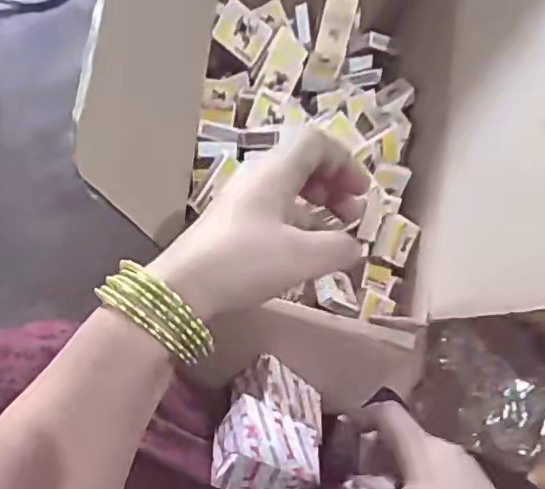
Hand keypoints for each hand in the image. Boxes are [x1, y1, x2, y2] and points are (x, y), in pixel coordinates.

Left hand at [147, 129, 370, 319]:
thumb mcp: (302, 257)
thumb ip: (337, 249)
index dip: (346, 163)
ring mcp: (238, 204)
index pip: (317, 143)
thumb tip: (354, 248)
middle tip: (349, 217)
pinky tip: (297, 255)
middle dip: (332, 187)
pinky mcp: (226, 230)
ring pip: (285, 194)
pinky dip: (292, 228)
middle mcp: (255, 179)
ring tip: (328, 240)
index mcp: (274, 169)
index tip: (362, 195)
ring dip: (313, 211)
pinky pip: (269, 217)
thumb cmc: (245, 263)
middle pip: (301, 166)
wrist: (182, 290)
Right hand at [297, 398, 543, 488]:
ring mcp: (462, 469)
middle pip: (397, 439)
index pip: (386, 412)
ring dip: (384, 475)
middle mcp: (444, 449)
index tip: (335, 435)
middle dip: (365, 455)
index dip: (357, 416)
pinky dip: (405, 488)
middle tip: (340, 478)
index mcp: (423, 448)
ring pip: (412, 461)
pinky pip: (429, 477)